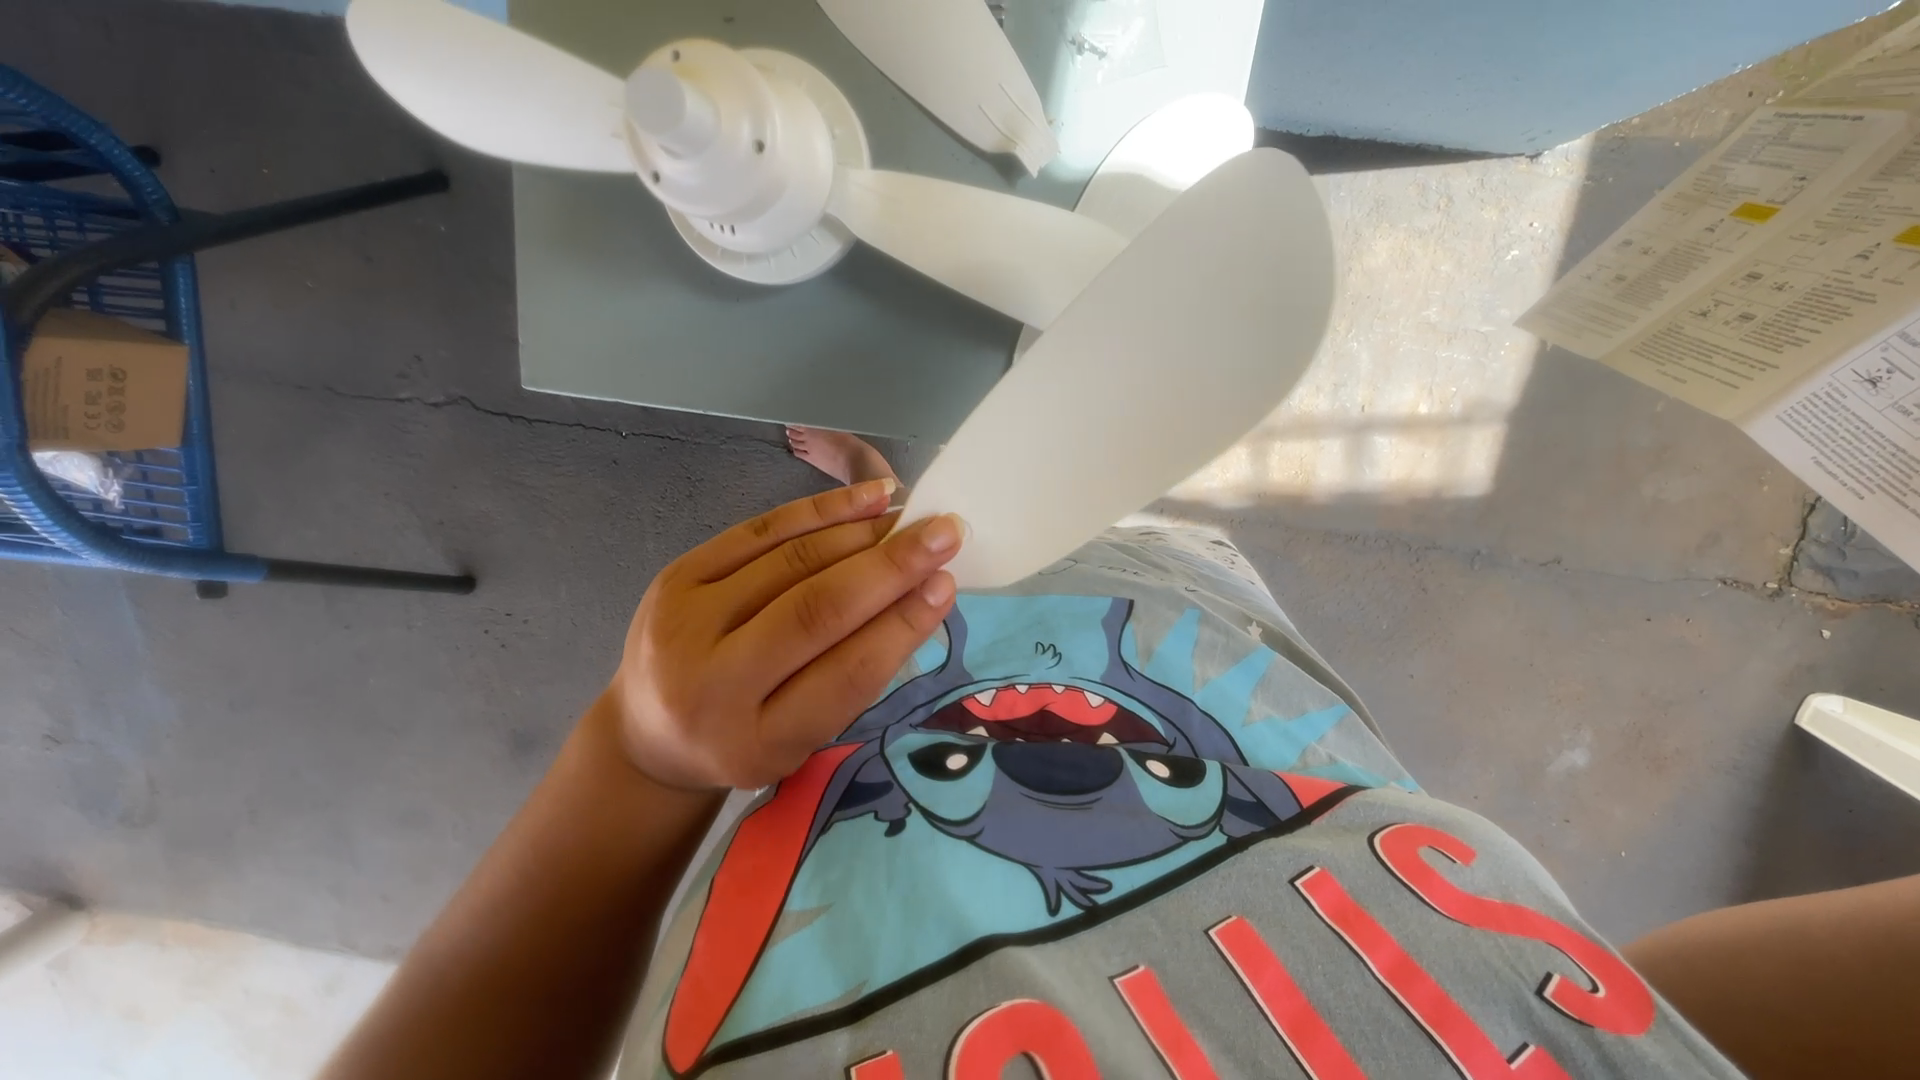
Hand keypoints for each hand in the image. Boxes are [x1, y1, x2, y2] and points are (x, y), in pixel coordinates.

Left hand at [611, 479, 963, 789]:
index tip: (948, 586)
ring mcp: (684, 622)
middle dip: (890, 567)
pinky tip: (869, 499)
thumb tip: (923, 592)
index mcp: (757, 743)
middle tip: (946, 534)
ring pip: (791, 561)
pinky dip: (821, 510)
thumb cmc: (745, 740)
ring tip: (913, 518)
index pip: (846, 675)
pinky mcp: (675, 577)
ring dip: (862, 533)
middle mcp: (711, 684)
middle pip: (815, 610)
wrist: (649, 733)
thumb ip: (856, 673)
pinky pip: (760, 531)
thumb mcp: (803, 735)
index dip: (902, 626)